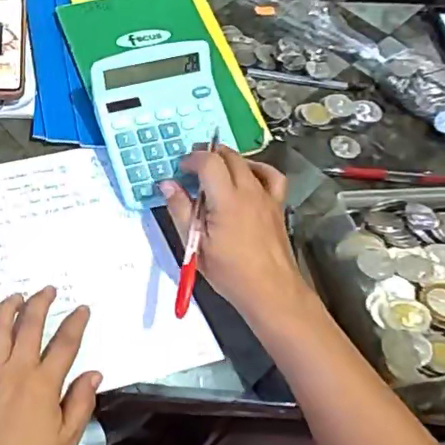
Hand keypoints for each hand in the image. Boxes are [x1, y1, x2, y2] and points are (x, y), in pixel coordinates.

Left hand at [0, 289, 100, 444]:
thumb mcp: (67, 438)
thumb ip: (81, 402)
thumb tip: (94, 373)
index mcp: (44, 384)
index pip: (65, 344)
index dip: (76, 322)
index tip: (82, 308)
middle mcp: (17, 370)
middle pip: (31, 325)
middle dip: (42, 302)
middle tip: (49, 290)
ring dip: (9, 306)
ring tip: (18, 295)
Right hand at [160, 147, 310, 321]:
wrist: (270, 290)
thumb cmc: (229, 271)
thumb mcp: (195, 244)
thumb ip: (180, 210)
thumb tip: (167, 184)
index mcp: (226, 200)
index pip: (209, 162)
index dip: (192, 158)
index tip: (180, 168)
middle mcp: (249, 191)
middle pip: (229, 157)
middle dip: (208, 155)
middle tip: (192, 166)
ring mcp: (266, 197)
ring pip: (249, 163)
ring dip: (230, 160)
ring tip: (216, 170)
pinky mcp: (277, 206)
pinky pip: (271, 177)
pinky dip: (258, 169)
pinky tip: (249, 176)